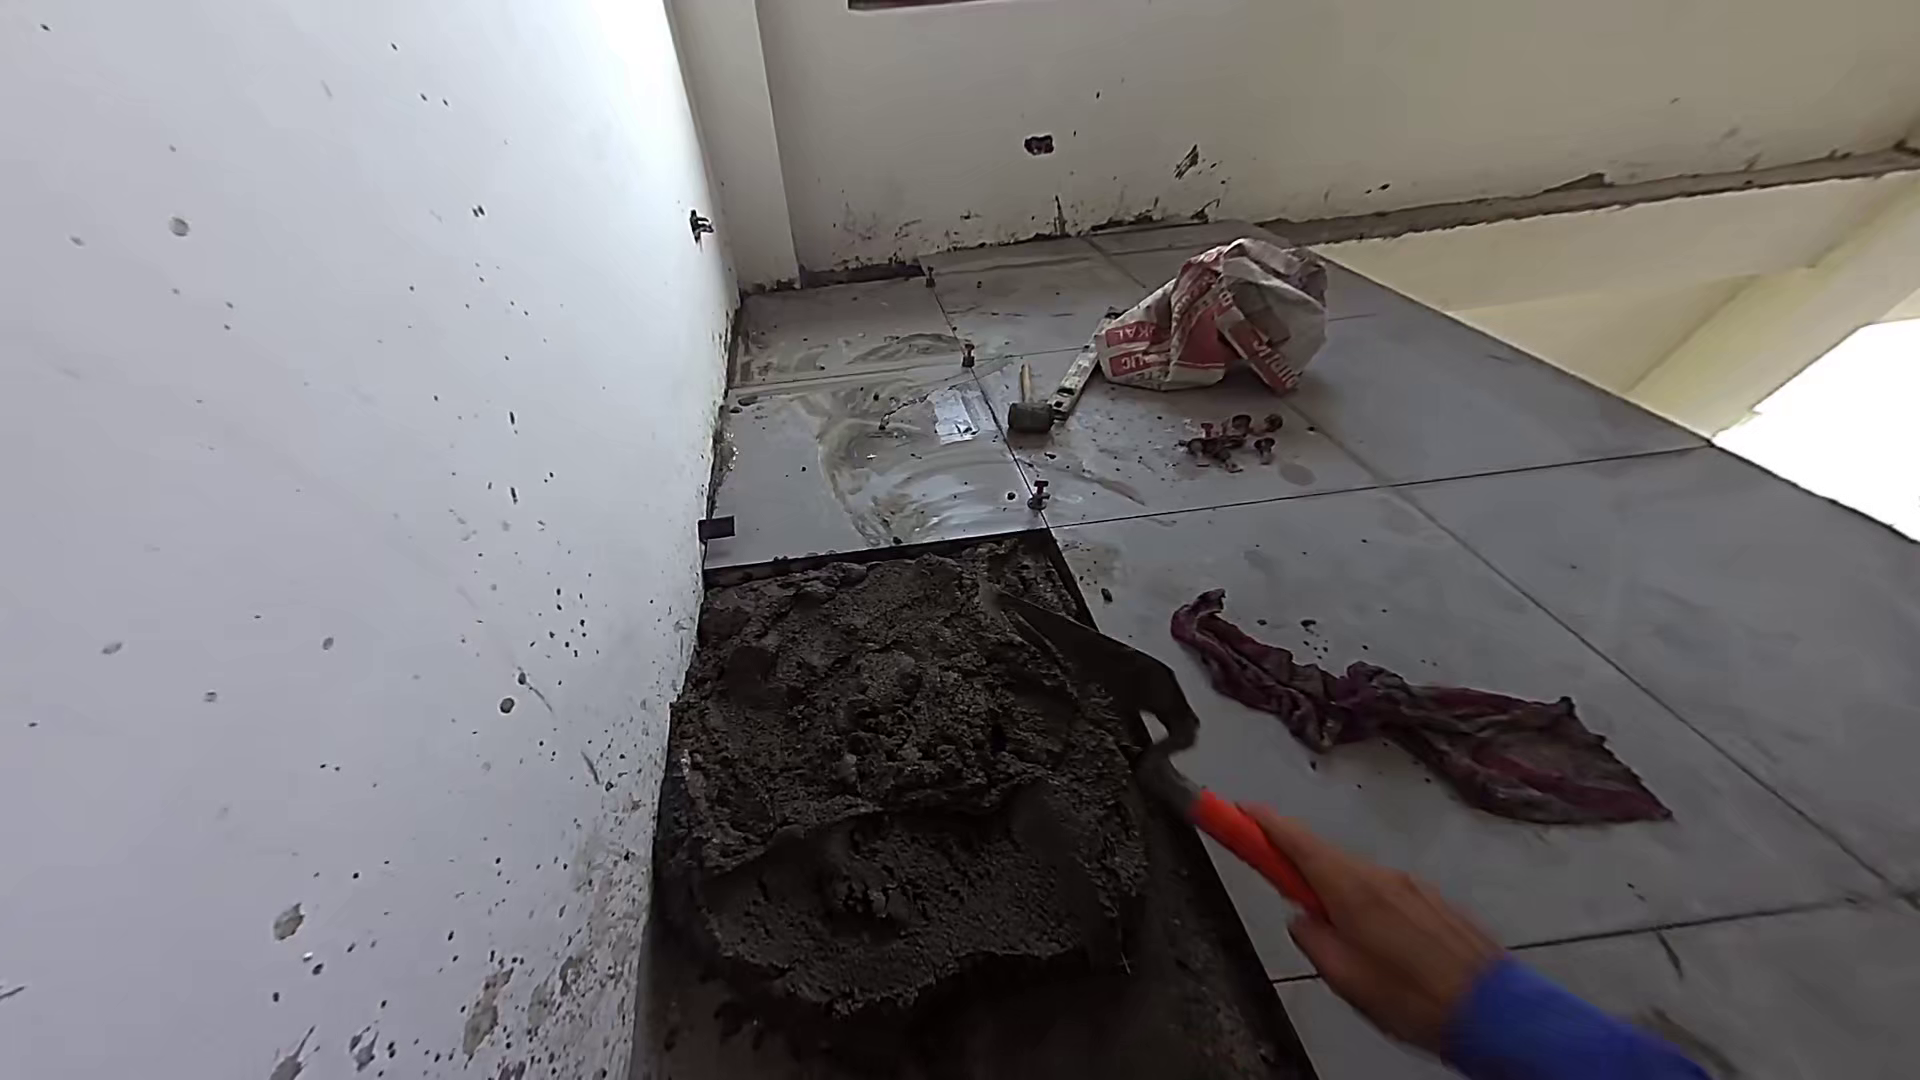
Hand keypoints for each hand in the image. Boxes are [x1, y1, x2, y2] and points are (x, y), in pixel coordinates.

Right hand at [1243, 805, 1501, 1051]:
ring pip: (1354, 875)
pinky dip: (1371, 903)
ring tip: (1354, 943)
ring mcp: (1406, 882)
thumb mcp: (1343, 976)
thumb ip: (1309, 937)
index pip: (1289, 836)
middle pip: (1320, 853)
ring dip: (1339, 891)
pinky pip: (1385, 890)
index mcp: (1347, 885)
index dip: (1257, 819)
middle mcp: (1374, 872)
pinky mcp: (1432, 898)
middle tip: (1293, 897)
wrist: (1504, 1018)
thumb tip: (1302, 918)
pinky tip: (1389, 946)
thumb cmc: (1412, 997)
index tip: (1234, 809)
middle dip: (1299, 866)